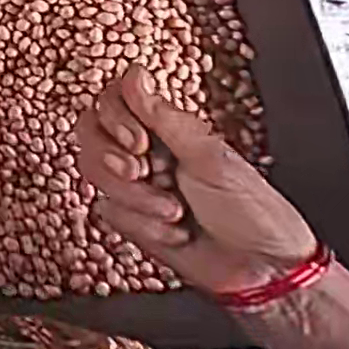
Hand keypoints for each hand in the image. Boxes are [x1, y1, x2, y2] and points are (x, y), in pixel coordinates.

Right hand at [74, 65, 318, 296]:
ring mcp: (132, 183)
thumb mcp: (209, 157)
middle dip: (112, 155)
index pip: (112, 99)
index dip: (115, 116)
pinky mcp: (128, 216)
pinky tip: (173, 232)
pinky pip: (108, 209)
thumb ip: (163, 117)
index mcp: (165, 127)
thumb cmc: (250, 210)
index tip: (139, 139)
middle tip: (142, 171)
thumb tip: (135, 76)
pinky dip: (142, 223)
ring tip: (173, 210)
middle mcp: (143, 150)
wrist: (258, 272)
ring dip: (134, 195)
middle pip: (90, 131)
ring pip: (93, 170)